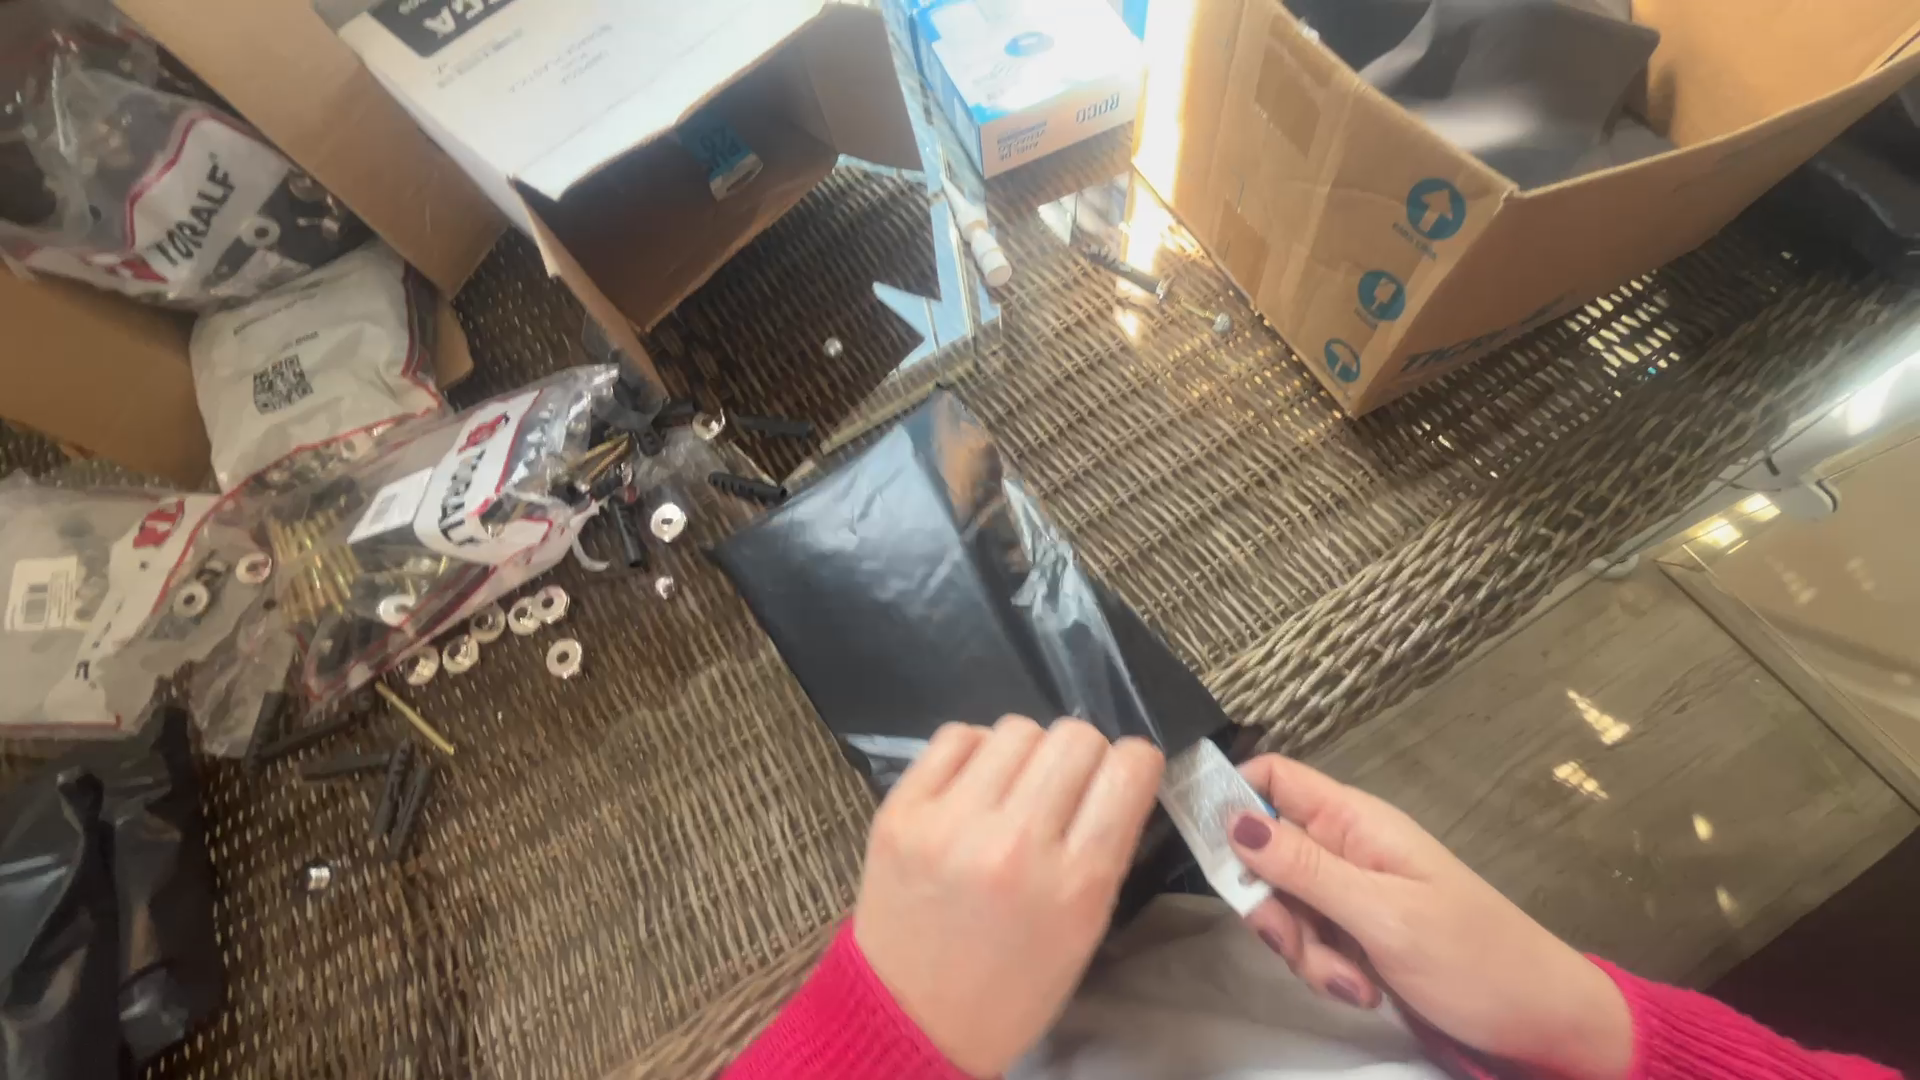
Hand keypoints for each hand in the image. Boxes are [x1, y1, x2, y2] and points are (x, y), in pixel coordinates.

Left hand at [853, 716, 1165, 1078]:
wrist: (907, 1018)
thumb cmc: (1012, 983)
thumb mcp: (1084, 928)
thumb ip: (1106, 845)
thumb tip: (1114, 769)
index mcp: (1073, 885)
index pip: (1127, 769)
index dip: (1135, 761)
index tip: (1122, 772)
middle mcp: (1014, 843)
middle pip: (1075, 736)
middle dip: (1083, 753)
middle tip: (1064, 785)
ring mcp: (951, 821)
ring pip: (1017, 727)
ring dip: (1028, 752)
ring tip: (1013, 789)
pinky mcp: (902, 808)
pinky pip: (957, 734)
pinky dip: (975, 751)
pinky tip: (973, 785)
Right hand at [1228, 754, 1633, 1079]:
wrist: (1545, 1029)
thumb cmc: (1473, 958)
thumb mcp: (1383, 914)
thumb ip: (1303, 867)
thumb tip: (1232, 819)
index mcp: (1351, 819)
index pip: (1273, 777)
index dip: (1234, 796)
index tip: (1209, 844)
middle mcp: (1340, 845)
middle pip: (1262, 847)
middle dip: (1267, 899)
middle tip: (1287, 940)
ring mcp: (1343, 890)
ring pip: (1279, 898)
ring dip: (1298, 944)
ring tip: (1347, 980)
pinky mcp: (1349, 930)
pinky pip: (1304, 936)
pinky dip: (1320, 966)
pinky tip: (1358, 989)